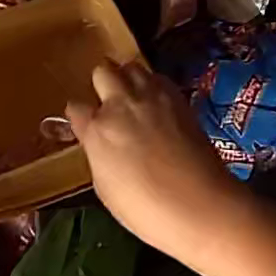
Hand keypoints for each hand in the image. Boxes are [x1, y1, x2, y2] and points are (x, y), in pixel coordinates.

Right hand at [65, 61, 244, 256]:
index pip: (76, 107)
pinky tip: (156, 101)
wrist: (199, 203)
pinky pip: (157, 77)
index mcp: (98, 130)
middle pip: (103, 72)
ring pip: (131, 67)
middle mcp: (122, 104)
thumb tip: (100, 142)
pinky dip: (152, 84)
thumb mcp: (106, 187)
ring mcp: (152, 96)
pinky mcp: (178, 97)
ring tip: (132, 96)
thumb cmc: (145, 209)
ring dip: (127, 78)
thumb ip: (98, 154)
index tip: (84, 122)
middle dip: (101, 83)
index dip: (79, 115)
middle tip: (107, 100)